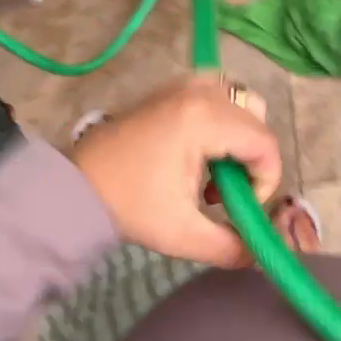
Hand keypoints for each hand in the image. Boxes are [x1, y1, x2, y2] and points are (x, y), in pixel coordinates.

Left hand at [70, 75, 281, 267]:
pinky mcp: (173, 87)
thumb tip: (259, 256)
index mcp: (203, 120)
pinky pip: (217, 91)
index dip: (265, 179)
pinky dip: (223, 117)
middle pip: (257, 118)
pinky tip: (202, 148)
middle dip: (253, 158)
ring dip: (240, 134)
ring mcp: (184, 84)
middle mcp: (199, 92)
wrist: (75, 185)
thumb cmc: (128, 205)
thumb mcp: (182, 235)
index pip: (264, 143)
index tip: (239, 205)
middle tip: (225, 189)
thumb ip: (229, 247)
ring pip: (240, 99)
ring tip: (213, 168)